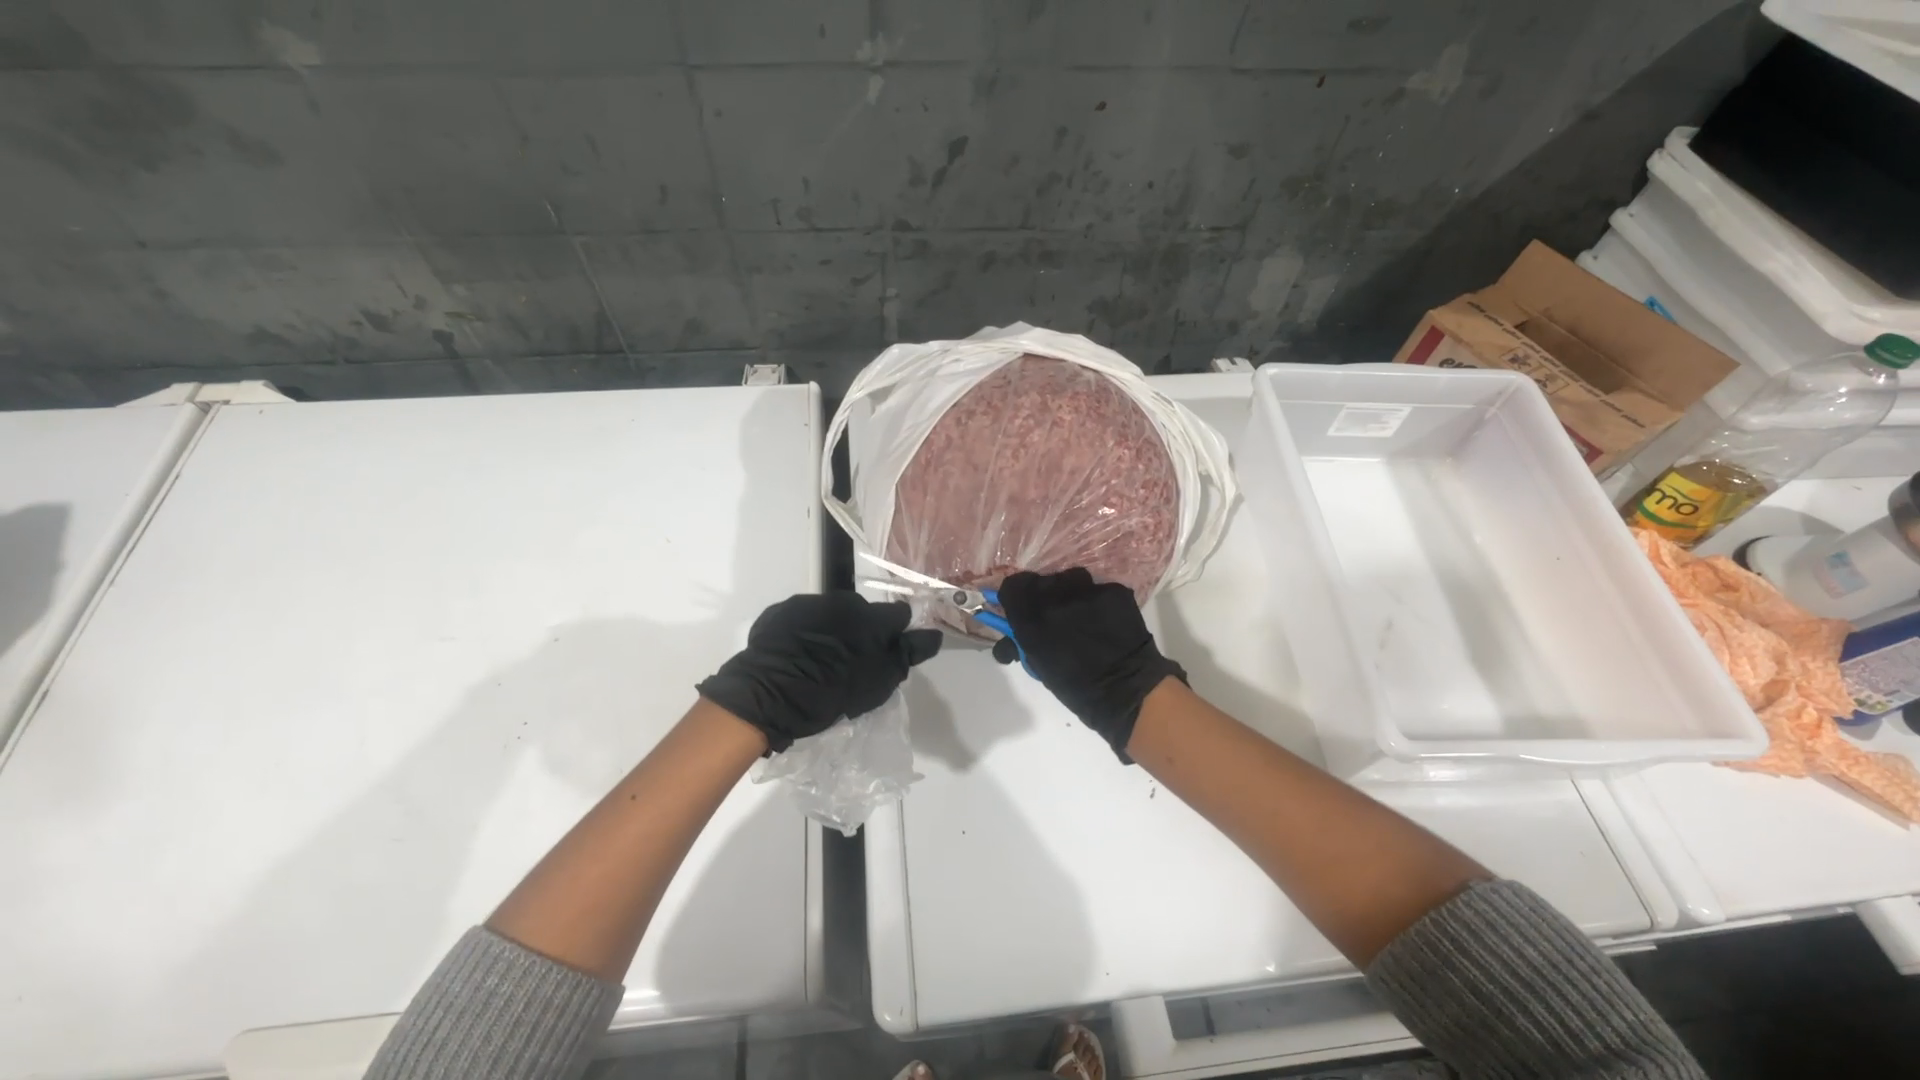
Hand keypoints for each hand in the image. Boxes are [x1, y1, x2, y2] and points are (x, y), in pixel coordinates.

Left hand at [697, 593, 941, 752]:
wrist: (769, 695)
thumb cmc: (831, 693)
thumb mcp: (879, 682)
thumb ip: (907, 654)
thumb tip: (934, 634)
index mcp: (872, 618)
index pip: (899, 614)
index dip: (895, 634)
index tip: (887, 653)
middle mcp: (843, 601)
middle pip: (864, 612)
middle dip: (862, 631)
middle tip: (851, 662)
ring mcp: (810, 603)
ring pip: (832, 614)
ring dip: (833, 630)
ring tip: (820, 660)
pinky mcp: (782, 611)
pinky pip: (803, 619)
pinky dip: (805, 632)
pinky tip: (797, 655)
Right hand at [991, 568, 1185, 759]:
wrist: (1127, 690)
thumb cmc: (1077, 687)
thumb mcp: (1039, 664)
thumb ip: (1023, 639)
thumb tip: (1016, 628)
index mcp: (1032, 621)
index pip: (1013, 586)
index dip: (1016, 595)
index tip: (1022, 606)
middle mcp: (1055, 599)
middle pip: (1040, 580)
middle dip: (1043, 595)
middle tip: (1054, 614)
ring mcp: (1087, 591)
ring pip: (1069, 578)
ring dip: (1070, 592)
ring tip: (1081, 612)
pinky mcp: (1113, 590)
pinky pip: (1097, 588)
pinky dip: (1098, 600)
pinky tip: (1105, 618)